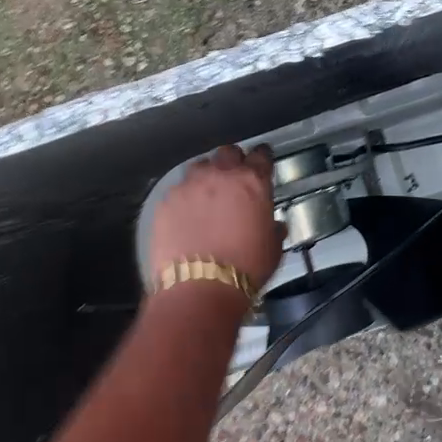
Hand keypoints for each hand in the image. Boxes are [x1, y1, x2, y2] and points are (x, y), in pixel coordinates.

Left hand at [150, 144, 283, 288]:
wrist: (200, 289)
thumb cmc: (246, 269)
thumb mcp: (273, 249)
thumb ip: (273, 228)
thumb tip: (273, 225)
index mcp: (253, 182)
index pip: (261, 155)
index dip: (262, 159)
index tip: (261, 164)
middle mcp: (222, 174)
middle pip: (228, 153)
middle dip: (232, 162)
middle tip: (234, 180)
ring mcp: (191, 184)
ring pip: (200, 167)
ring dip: (207, 176)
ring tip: (207, 197)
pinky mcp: (167, 200)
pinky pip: (179, 190)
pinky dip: (185, 198)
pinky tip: (186, 216)